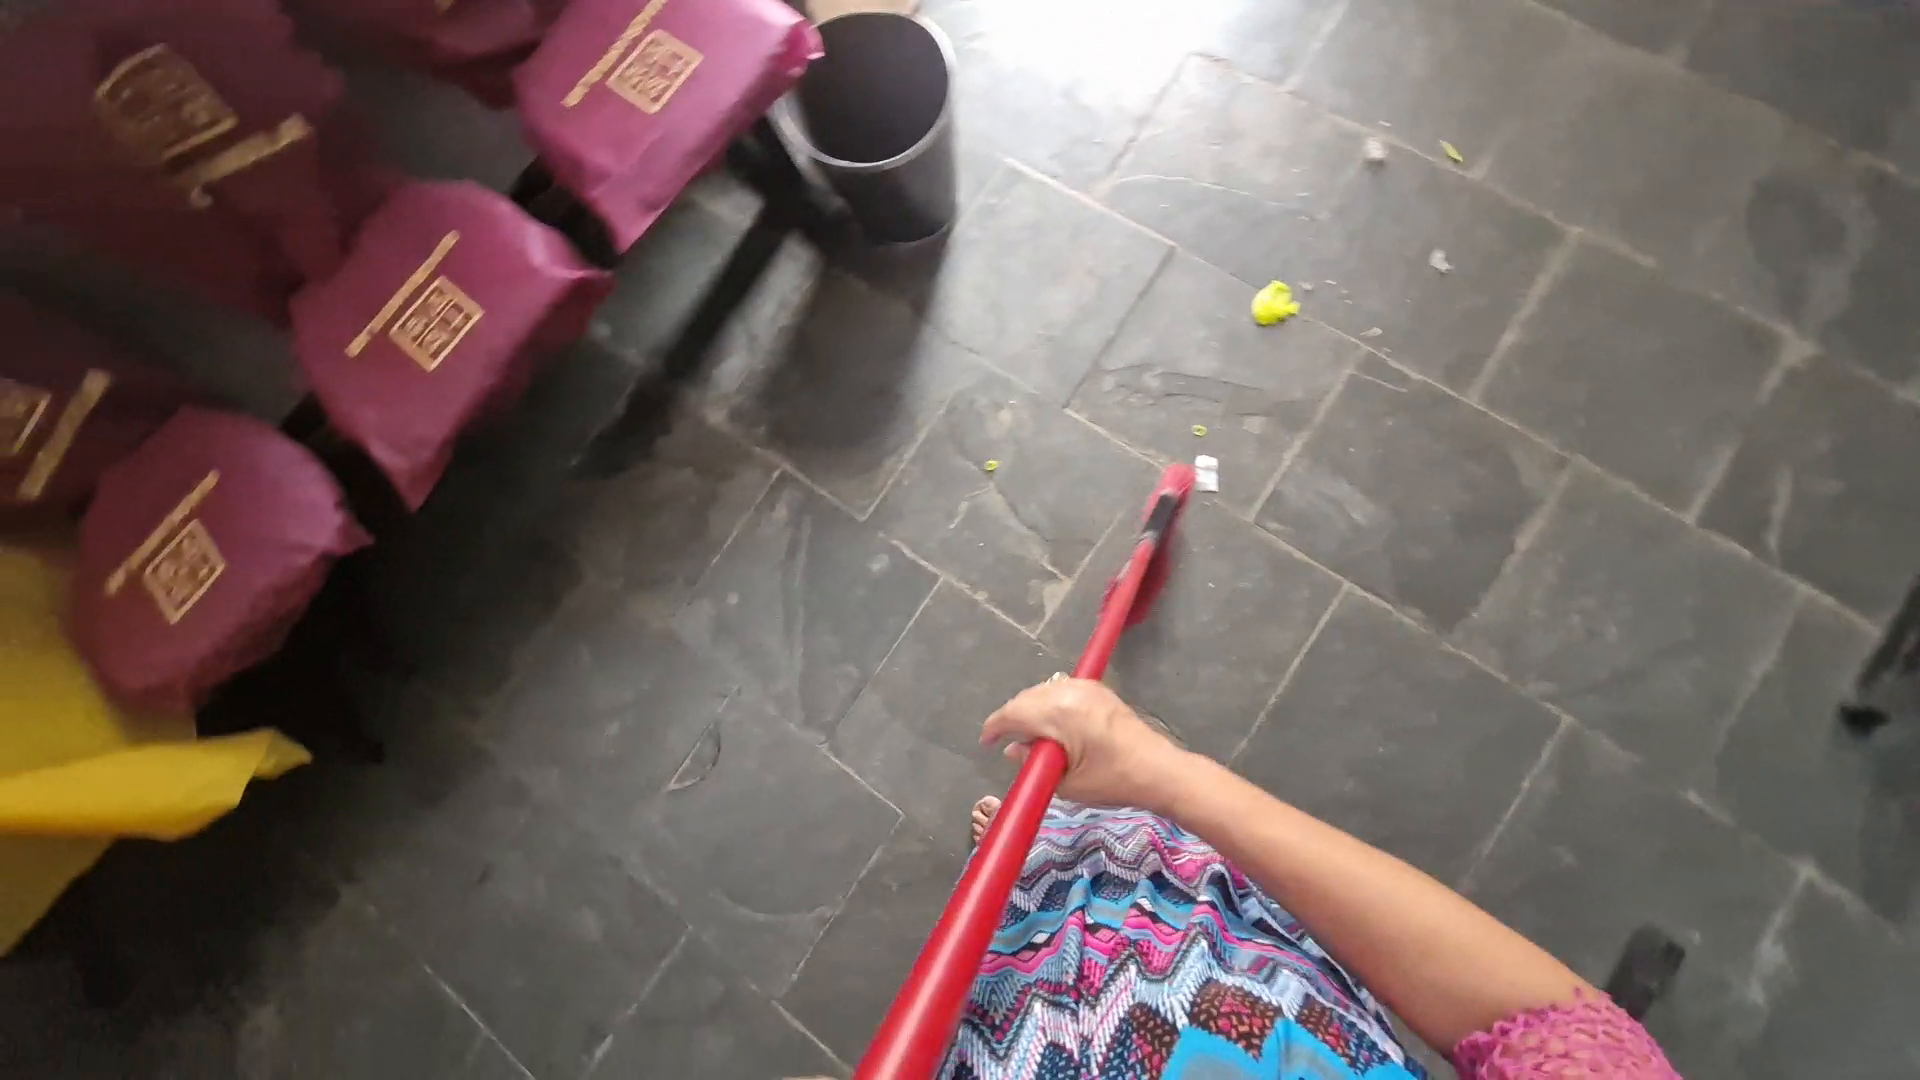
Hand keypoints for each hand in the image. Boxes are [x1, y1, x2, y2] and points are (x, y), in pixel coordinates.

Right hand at [980, 678, 1194, 812]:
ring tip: (1028, 734)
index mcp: (1058, 713)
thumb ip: (1033, 763)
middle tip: (1008, 741)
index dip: (995, 726)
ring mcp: (1085, 687)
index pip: (1013, 712)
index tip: (986, 741)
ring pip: (1043, 691)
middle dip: (1012, 716)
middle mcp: (1068, 691)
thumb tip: (1014, 750)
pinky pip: (1061, 689)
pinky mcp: (1098, 690)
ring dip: (1030, 708)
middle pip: (1026, 698)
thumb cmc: (1112, 780)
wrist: (1158, 770)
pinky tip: (1052, 723)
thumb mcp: (1066, 782)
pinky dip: (1049, 702)